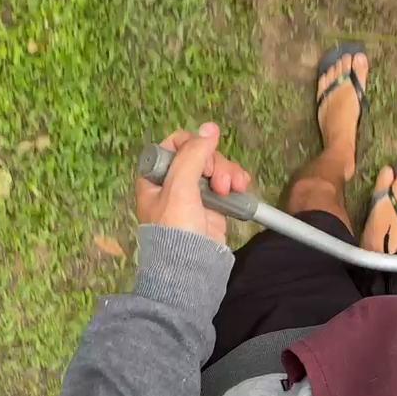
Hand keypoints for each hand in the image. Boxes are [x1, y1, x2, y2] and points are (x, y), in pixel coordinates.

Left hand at [134, 122, 251, 244]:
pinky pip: (226, 184)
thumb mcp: (179, 187)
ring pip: (216, 168)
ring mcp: (194, 195)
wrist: (190, 268)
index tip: (202, 162)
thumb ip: (193, 154)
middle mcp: (173, 183)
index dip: (193, 147)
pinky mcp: (213, 206)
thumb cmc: (176, 228)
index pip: (175, 144)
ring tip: (234, 188)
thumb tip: (210, 127)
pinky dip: (236, 183)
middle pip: (200, 154)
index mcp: (155, 176)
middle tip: (220, 183)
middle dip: (215, 164)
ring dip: (228, 173)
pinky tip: (241, 189)